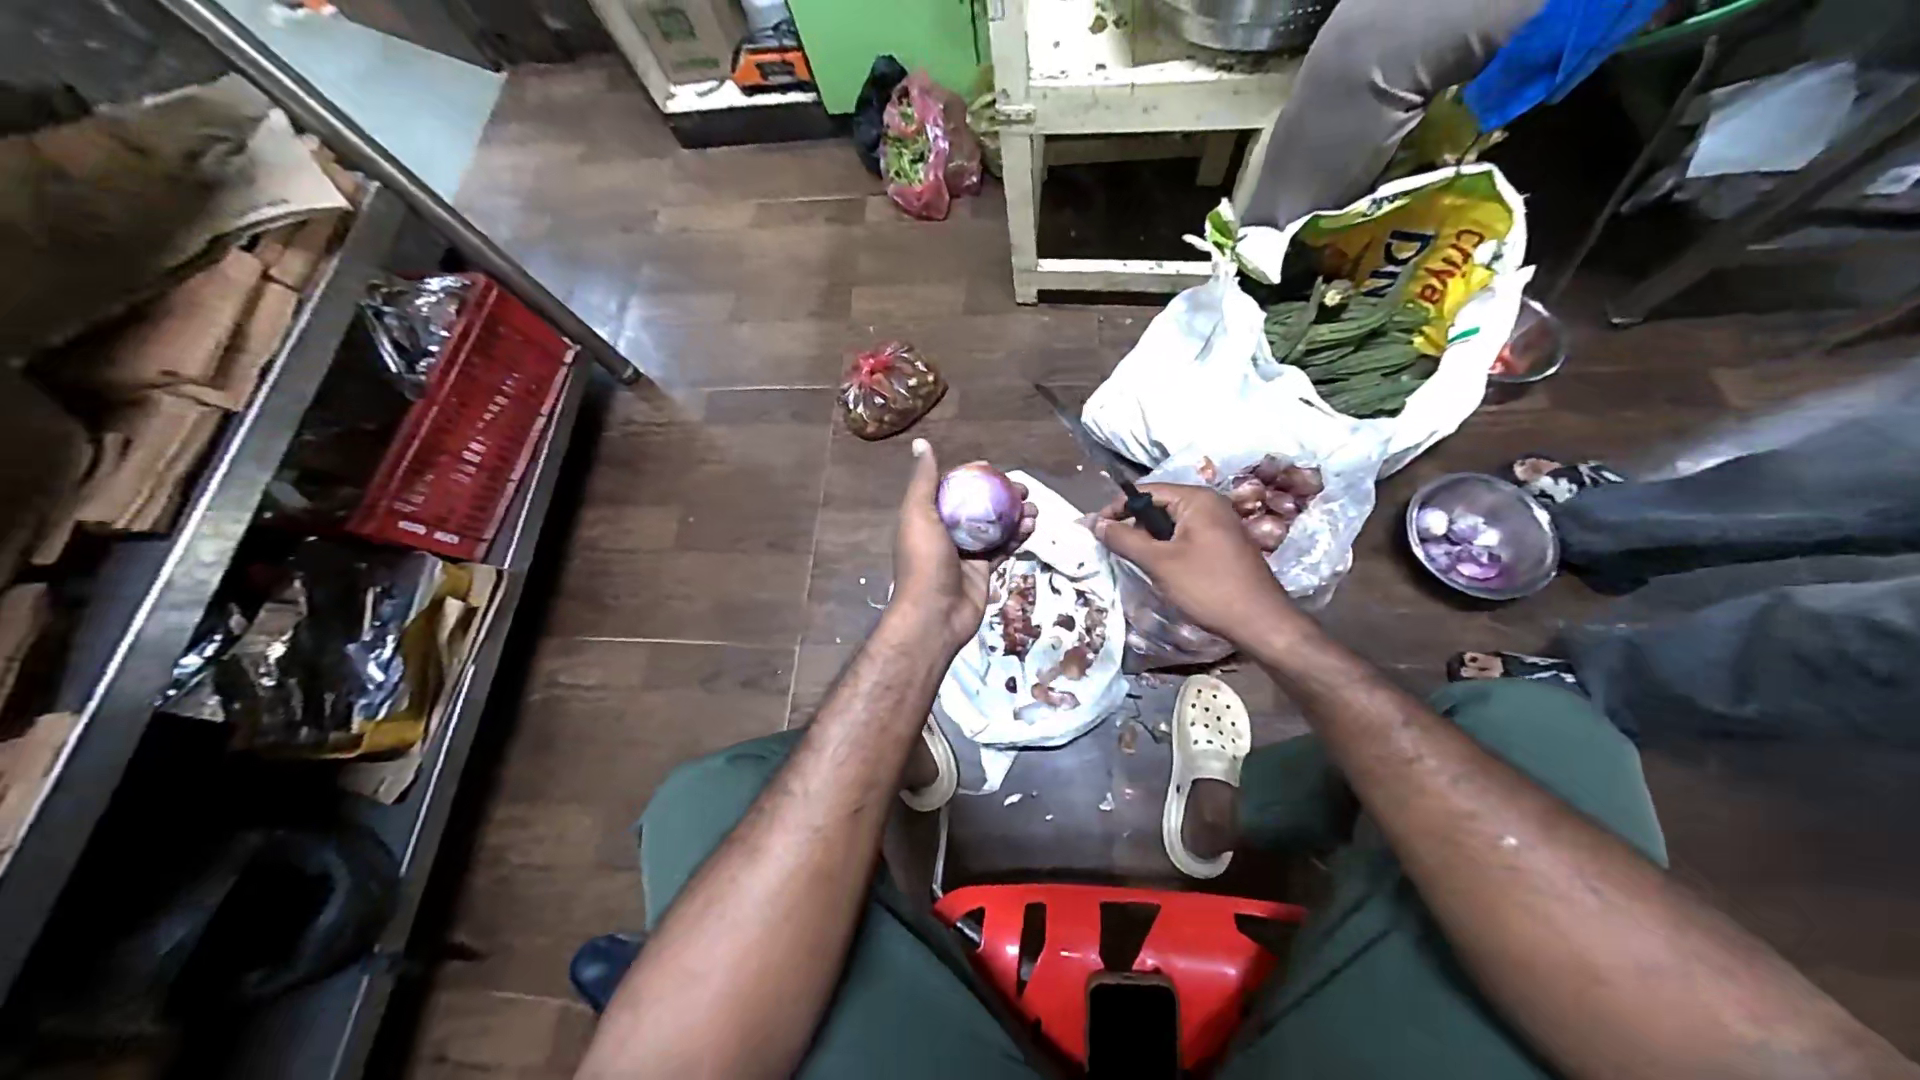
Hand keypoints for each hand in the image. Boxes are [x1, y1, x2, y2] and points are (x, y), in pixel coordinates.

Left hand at [892, 439, 1036, 650]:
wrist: (934, 614)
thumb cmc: (924, 561)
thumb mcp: (919, 514)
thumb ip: (924, 480)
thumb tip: (921, 442)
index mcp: (929, 517)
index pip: (954, 489)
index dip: (975, 477)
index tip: (994, 468)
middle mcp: (947, 532)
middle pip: (979, 507)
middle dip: (1002, 496)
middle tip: (1024, 490)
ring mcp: (967, 552)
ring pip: (995, 527)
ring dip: (1015, 516)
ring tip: (1034, 508)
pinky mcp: (983, 570)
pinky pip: (1003, 548)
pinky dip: (1018, 537)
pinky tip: (1032, 527)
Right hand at [1094, 483, 1295, 643]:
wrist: (1260, 621)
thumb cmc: (1208, 587)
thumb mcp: (1159, 562)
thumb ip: (1125, 539)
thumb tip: (1096, 523)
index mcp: (1197, 499)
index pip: (1146, 491)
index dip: (1117, 508)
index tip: (1095, 528)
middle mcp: (1210, 504)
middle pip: (1159, 506)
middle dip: (1133, 525)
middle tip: (1109, 546)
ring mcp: (1220, 524)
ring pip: (1171, 524)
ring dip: (1149, 539)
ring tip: (1129, 559)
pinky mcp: (1223, 544)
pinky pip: (1185, 537)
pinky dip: (1166, 548)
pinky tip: (1156, 568)